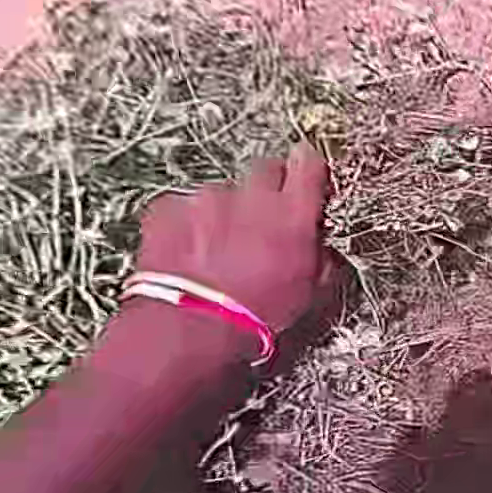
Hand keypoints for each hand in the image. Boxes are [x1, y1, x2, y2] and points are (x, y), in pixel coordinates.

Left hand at [135, 143, 330, 328]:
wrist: (193, 327)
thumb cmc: (258, 315)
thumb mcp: (312, 293)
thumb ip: (322, 257)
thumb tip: (323, 247)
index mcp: (293, 215)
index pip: (309, 165)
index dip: (311, 169)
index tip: (311, 178)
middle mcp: (251, 197)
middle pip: (266, 170)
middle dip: (272, 189)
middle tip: (270, 221)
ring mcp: (206, 199)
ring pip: (226, 193)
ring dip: (230, 213)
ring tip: (226, 251)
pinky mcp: (168, 207)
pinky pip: (188, 207)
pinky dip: (194, 224)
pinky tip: (197, 254)